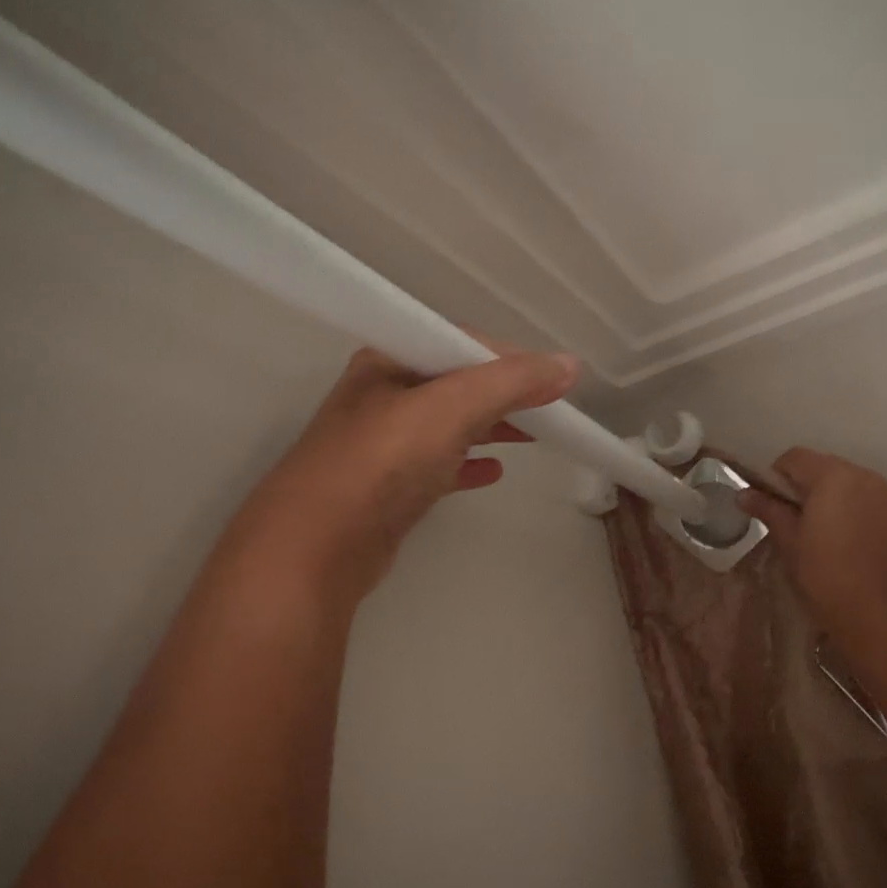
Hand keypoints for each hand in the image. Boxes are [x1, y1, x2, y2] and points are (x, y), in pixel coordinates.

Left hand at [222, 341, 579, 600]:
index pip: (459, 342)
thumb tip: (568, 365)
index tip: (552, 379)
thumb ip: (511, 382)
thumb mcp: (452, 406)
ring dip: (491, 426)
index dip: (509, 357)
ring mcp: (382, 445)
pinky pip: (437, 465)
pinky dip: (468, 463)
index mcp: (388, 360)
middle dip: (505, 393)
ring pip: (448, 426)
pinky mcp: (386, 489)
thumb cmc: (383, 460)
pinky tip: (494, 472)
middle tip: (550, 409)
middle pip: (456, 383)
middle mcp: (382, 395)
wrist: (318, 545)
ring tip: (534, 437)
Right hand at [739, 447, 886, 627]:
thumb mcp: (788, 539)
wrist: (871, 608)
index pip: (795, 457)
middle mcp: (862, 475)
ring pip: (850, 480)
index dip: (778, 476)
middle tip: (797, 518)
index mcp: (831, 476)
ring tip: (826, 528)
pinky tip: (850, 535)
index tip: (774, 503)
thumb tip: (743, 494)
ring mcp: (886, 492)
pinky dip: (857, 505)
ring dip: (834, 494)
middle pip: (825, 465)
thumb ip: (767, 509)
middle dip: (808, 484)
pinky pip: (871, 496)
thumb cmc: (821, 572)